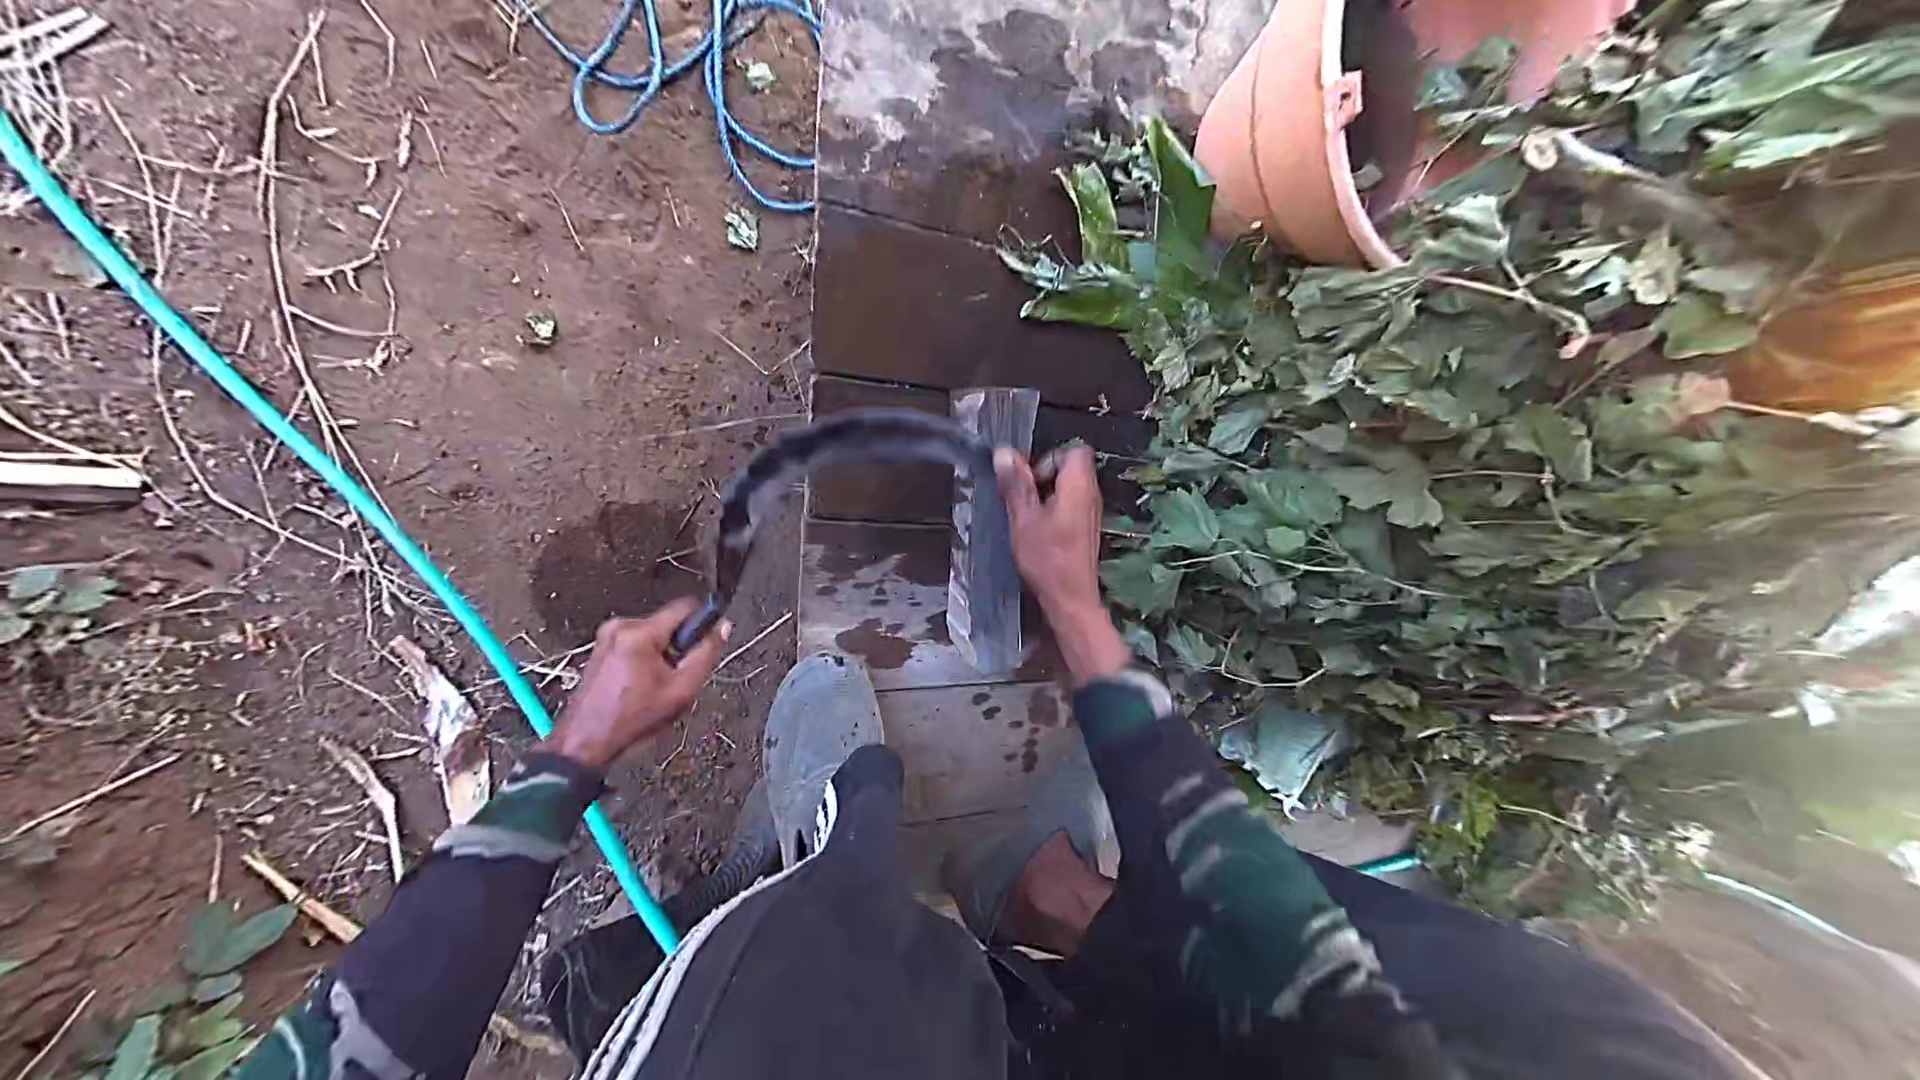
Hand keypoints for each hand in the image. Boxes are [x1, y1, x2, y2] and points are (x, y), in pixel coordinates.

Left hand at [545, 598, 731, 768]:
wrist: (587, 740)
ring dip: (664, 655)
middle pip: (670, 623)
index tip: (705, 643)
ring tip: (657, 684)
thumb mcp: (682, 689)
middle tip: (676, 675)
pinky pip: (639, 643)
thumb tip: (721, 629)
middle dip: (680, 646)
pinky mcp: (603, 647)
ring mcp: (608, 637)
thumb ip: (707, 653)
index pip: (686, 607)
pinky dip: (647, 659)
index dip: (703, 623)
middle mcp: (620, 628)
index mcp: (638, 633)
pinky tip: (642, 684)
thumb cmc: (629, 719)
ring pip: (656, 634)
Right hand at [995, 446, 1129, 683]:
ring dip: (1044, 496)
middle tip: (1024, 499)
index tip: (1030, 480)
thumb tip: (1004, 454)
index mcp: (1079, 485)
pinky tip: (1037, 531)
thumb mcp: (1023, 518)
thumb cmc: (1048, 559)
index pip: (1073, 450)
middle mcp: (1090, 495)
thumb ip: (1015, 484)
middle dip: (1042, 478)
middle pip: (1069, 468)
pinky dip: (1051, 511)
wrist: (1070, 597)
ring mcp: (1090, 513)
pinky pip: (1068, 506)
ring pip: (1067, 488)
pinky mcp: (1085, 528)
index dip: (1048, 458)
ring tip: (1027, 517)